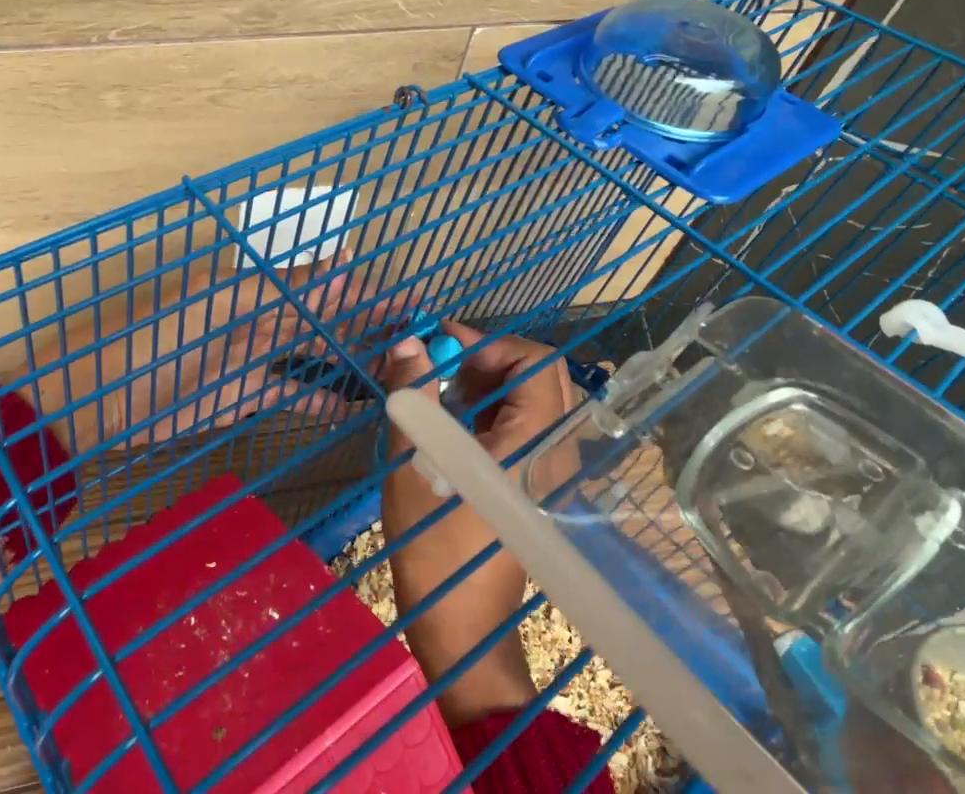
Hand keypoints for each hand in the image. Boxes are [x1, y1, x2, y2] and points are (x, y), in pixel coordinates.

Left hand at [28, 253, 406, 451]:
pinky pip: (292, 394)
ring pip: (315, 356)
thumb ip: (281, 291)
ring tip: (398, 365)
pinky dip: (320, 399)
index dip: (362, 292)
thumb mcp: (219, 307)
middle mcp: (260, 321)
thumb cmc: (157, 341)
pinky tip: (350, 404)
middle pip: (325, 319)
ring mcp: (254, 361)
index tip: (408, 298)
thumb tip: (343, 264)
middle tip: (418, 328)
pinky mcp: (244, 399)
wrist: (103, 397)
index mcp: (253, 291)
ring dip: (352, 358)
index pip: (320, 286)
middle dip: (369, 321)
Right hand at [380, 322, 583, 724]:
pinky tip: (451, 423)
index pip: (537, 363)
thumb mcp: (413, 462)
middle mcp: (555, 450)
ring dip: (488, 385)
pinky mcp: (534, 485)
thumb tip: (408, 342)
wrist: (459, 622)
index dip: (490, 344)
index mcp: (535, 441)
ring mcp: (548, 470)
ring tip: (439, 392)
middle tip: (440, 366)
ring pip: (533, 402)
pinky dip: (491, 412)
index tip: (441, 347)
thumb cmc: (434, 543)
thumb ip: (413, 396)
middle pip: (540, 378)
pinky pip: (524, 428)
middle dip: (488, 361)